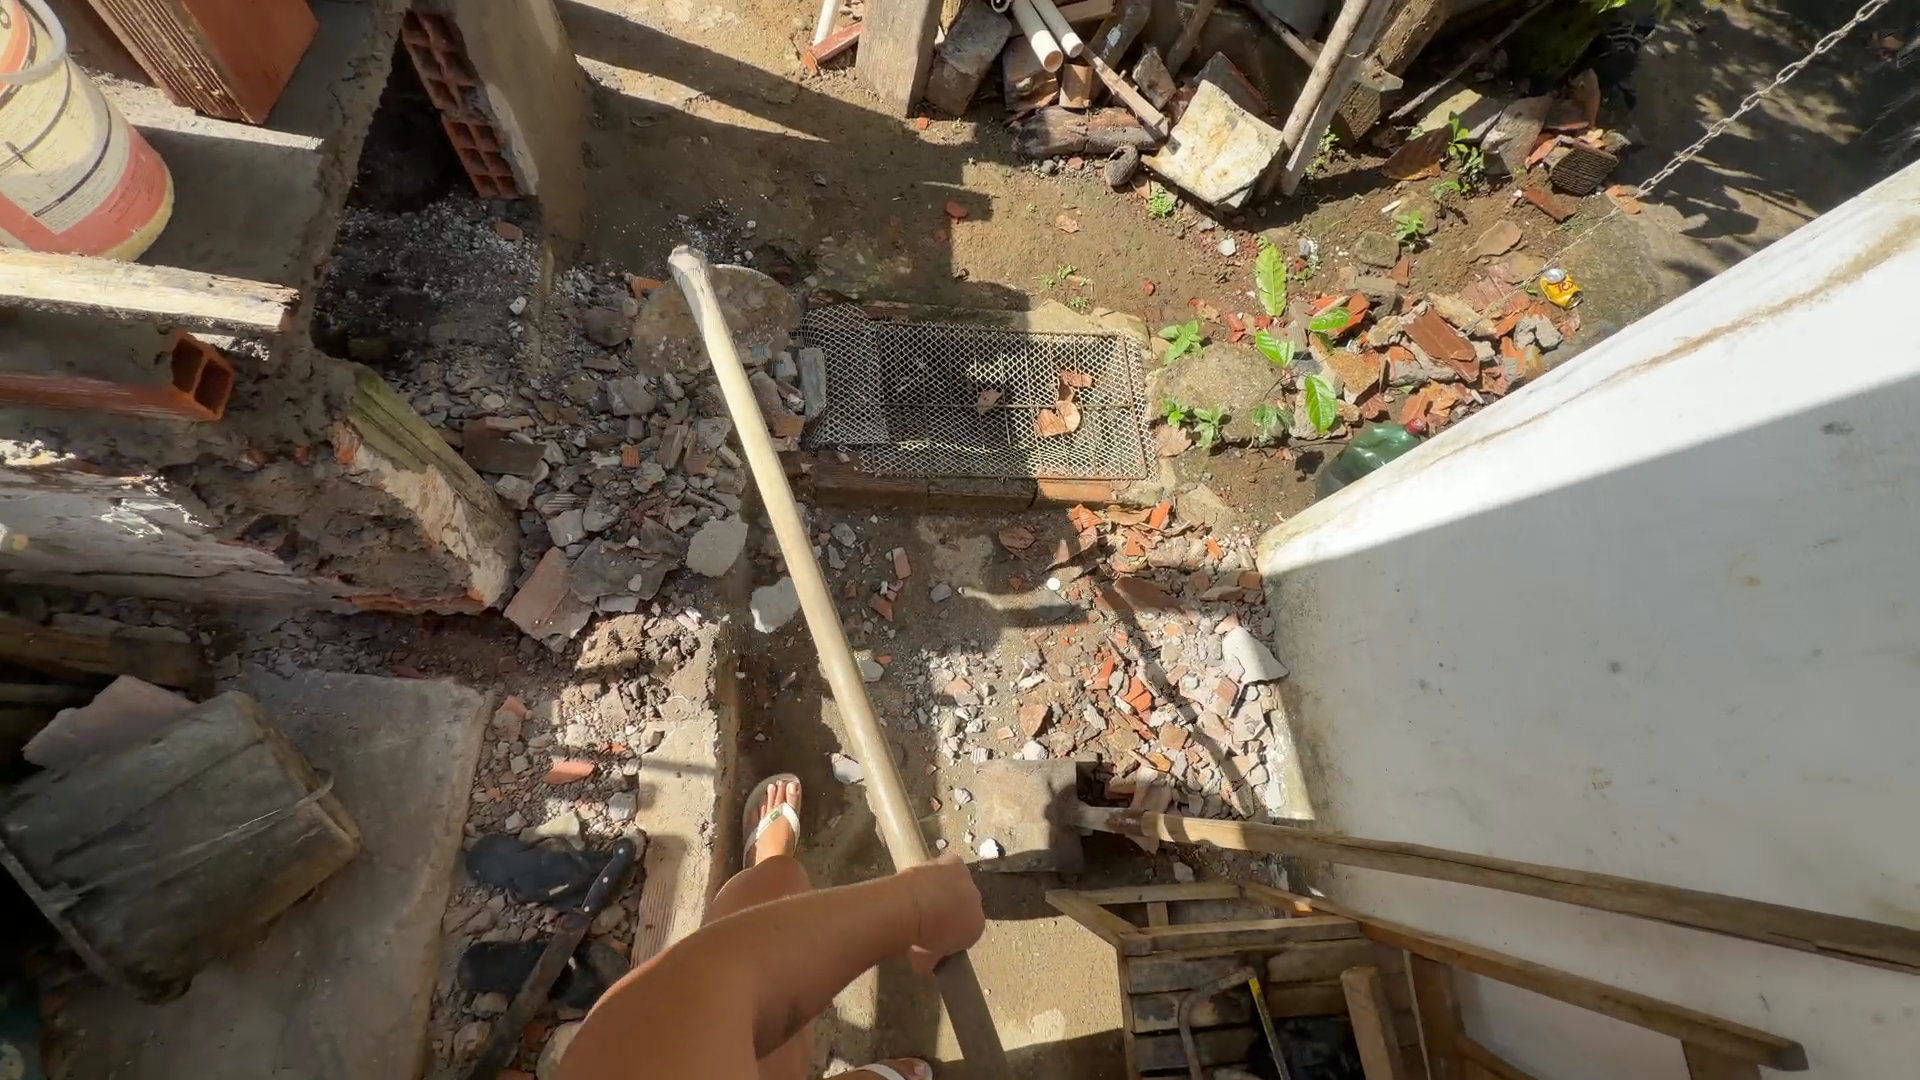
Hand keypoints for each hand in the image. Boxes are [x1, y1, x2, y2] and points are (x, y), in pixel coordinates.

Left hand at [901, 855, 984, 975]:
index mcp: (976, 928)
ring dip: (945, 888)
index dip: (952, 931)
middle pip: (965, 904)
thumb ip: (931, 962)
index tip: (936, 933)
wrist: (913, 909)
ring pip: (958, 884)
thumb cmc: (920, 940)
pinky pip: (950, 866)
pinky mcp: (956, 863)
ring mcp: (967, 881)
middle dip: (951, 908)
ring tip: (923, 895)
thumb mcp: (926, 961)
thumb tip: (924, 966)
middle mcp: (977, 902)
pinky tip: (926, 876)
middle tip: (930, 914)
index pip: (969, 929)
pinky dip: (941, 870)